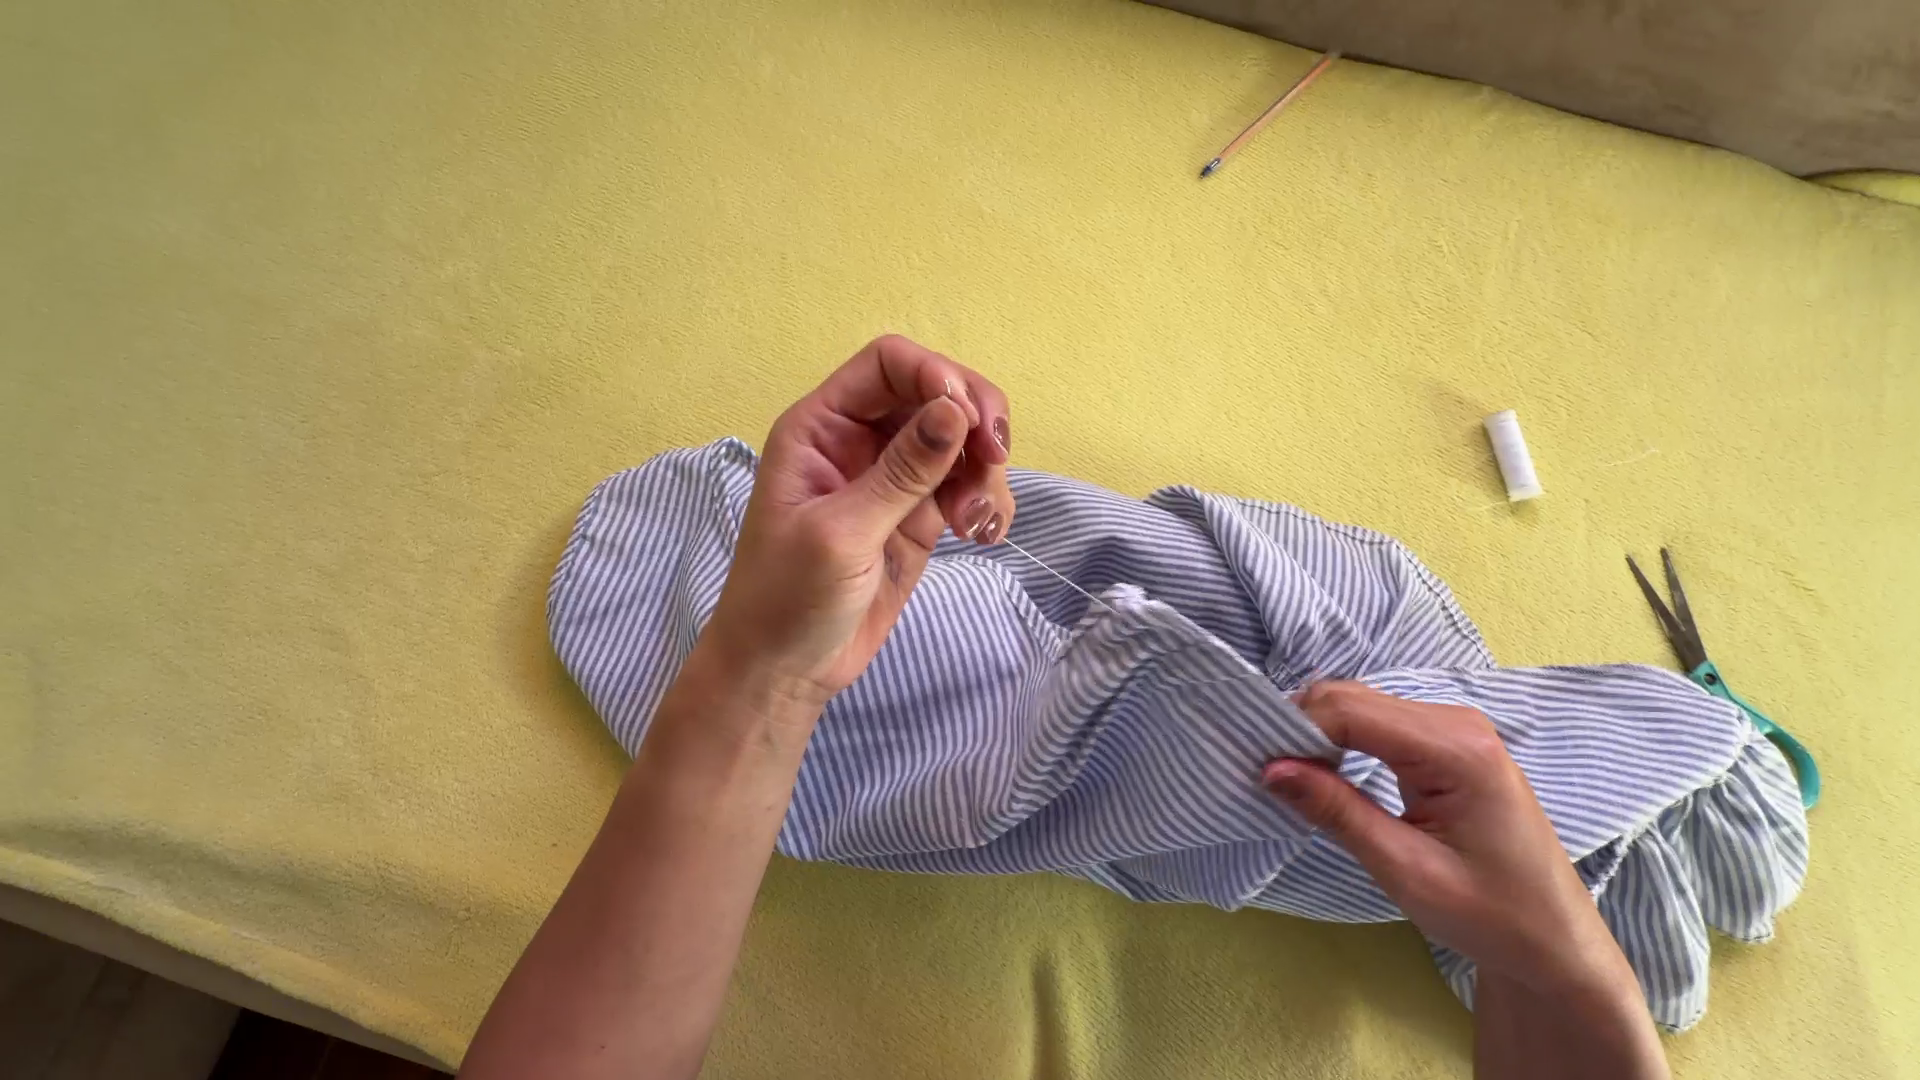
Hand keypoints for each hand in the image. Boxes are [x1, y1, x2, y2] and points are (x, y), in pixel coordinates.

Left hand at [701, 335, 1014, 709]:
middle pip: (935, 393)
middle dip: (974, 418)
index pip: (887, 365)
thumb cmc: (787, 598)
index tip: (969, 421)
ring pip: (958, 440)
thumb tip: (956, 411)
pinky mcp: (918, 516)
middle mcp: (860, 441)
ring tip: (978, 520)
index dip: (935, 376)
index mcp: (822, 427)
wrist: (786, 669)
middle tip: (996, 459)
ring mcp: (893, 479)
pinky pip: (965, 486)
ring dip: (984, 469)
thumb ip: (900, 472)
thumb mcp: (841, 533)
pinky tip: (985, 533)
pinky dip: (986, 499)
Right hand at [1262, 682, 1639, 1001]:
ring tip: (1289, 774)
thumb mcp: (1406, 870)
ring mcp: (1451, 727)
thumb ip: (1337, 812)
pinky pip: (1373, 721)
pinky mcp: (1443, 741)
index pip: (1350, 711)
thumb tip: (1269, 769)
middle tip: (1268, 773)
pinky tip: (1322, 769)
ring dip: (1315, 732)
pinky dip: (1337, 738)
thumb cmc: (1492, 916)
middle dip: (1300, 727)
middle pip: (1350, 699)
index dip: (1296, 730)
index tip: (1259, 767)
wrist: (1557, 947)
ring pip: (1356, 704)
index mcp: (1457, 749)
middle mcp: (1455, 722)